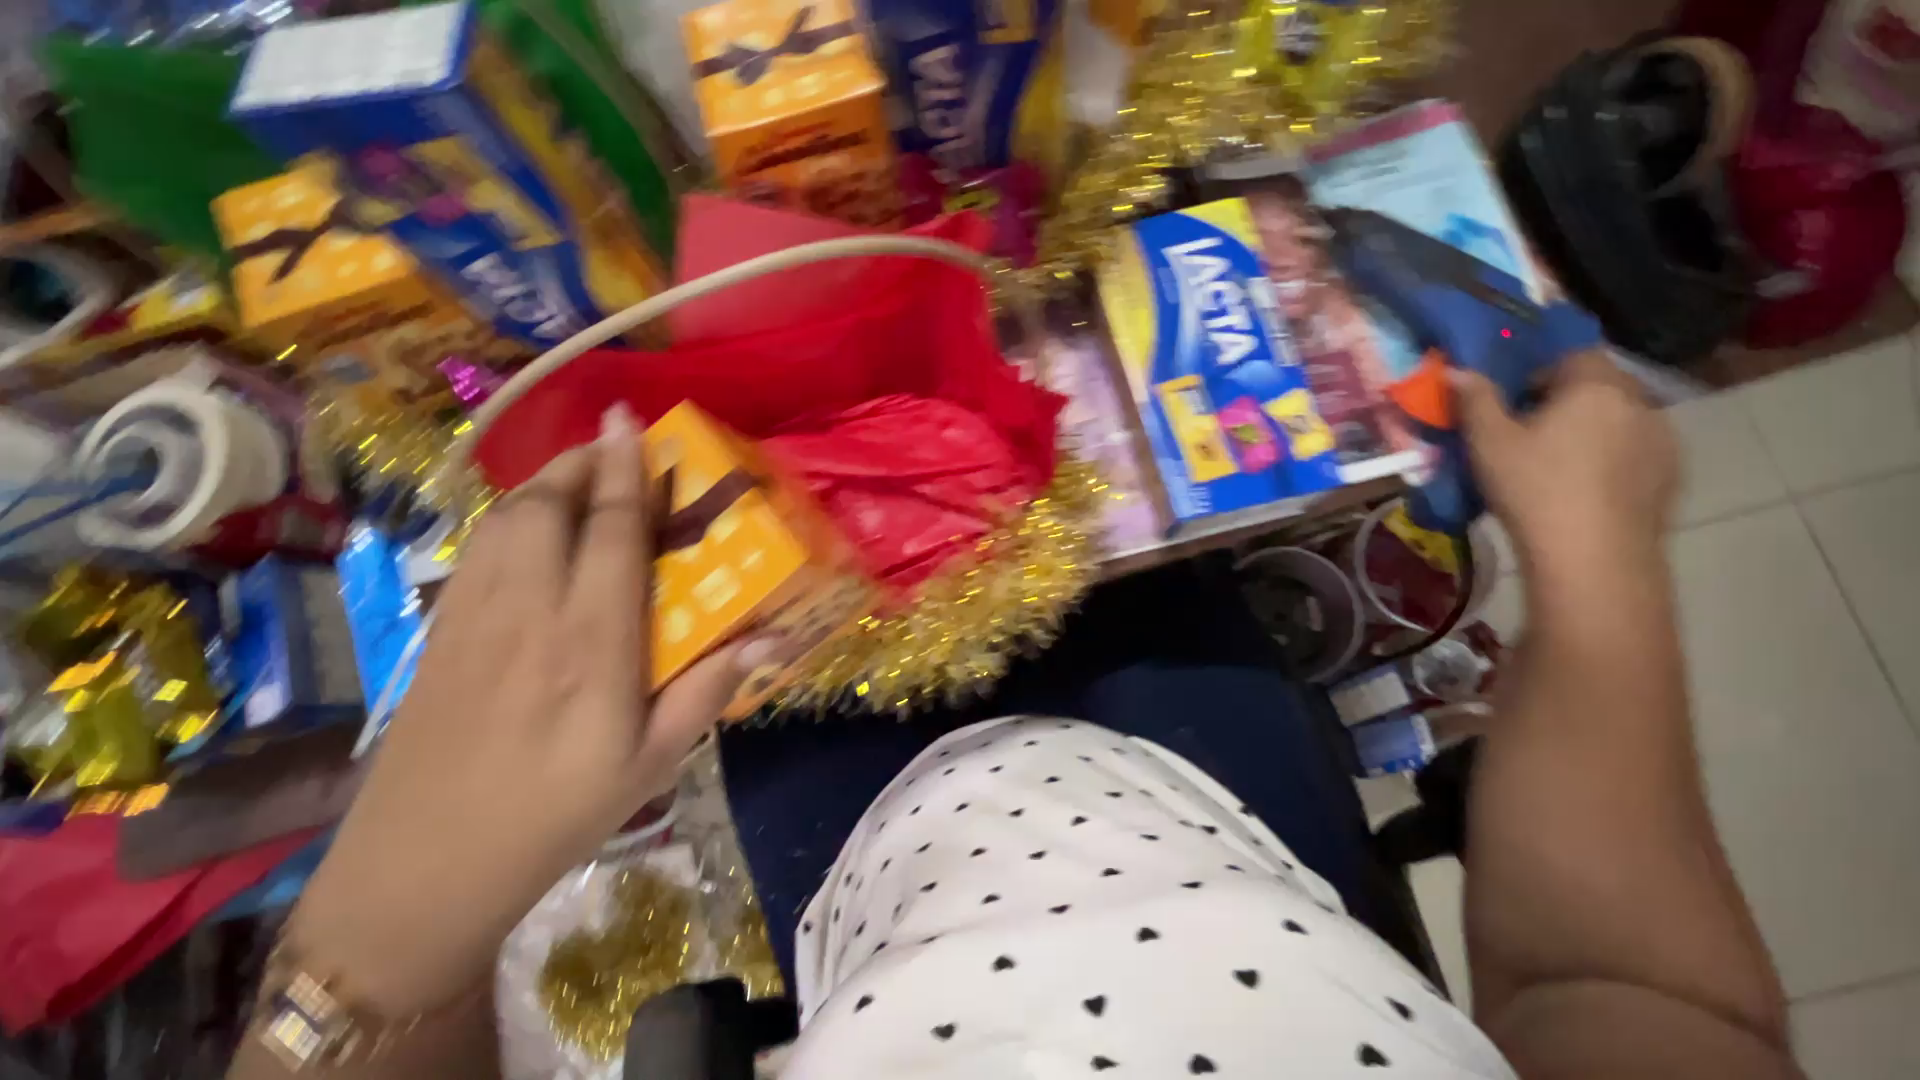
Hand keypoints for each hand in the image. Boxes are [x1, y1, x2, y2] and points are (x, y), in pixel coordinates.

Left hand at [288, 407, 758, 1012]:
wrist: (426, 866)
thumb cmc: (558, 816)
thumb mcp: (650, 764)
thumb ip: (706, 691)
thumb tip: (772, 638)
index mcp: (592, 645)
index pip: (610, 533)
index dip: (623, 469)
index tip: (629, 419)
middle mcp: (530, 614)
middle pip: (547, 507)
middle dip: (580, 464)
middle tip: (614, 453)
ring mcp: (474, 619)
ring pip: (505, 521)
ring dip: (543, 486)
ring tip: (577, 483)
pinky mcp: (439, 633)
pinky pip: (477, 550)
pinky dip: (509, 520)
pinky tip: (531, 536)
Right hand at [1452, 348, 1678, 572]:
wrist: (1592, 555)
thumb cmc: (1534, 489)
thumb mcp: (1488, 443)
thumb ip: (1475, 400)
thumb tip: (1457, 369)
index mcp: (1595, 386)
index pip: (1573, 355)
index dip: (1541, 374)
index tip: (1516, 406)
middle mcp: (1638, 402)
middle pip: (1601, 386)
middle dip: (1568, 401)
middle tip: (1531, 436)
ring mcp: (1663, 438)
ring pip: (1621, 419)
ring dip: (1594, 430)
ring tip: (1561, 466)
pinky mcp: (1672, 474)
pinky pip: (1638, 450)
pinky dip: (1615, 459)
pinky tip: (1588, 490)